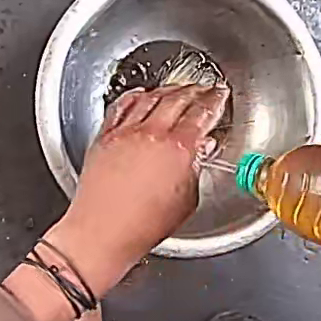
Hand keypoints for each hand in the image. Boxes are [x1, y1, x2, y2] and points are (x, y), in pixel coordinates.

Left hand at [45, 85, 228, 293]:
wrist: (102, 232)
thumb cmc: (142, 225)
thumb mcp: (186, 201)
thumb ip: (196, 170)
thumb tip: (200, 152)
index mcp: (178, 148)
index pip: (202, 113)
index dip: (214, 101)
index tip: (219, 96)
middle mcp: (151, 133)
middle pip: (178, 99)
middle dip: (195, 90)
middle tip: (204, 88)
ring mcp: (126, 132)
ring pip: (151, 97)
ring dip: (168, 89)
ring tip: (177, 89)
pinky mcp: (105, 137)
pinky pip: (122, 106)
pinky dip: (135, 96)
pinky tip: (141, 94)